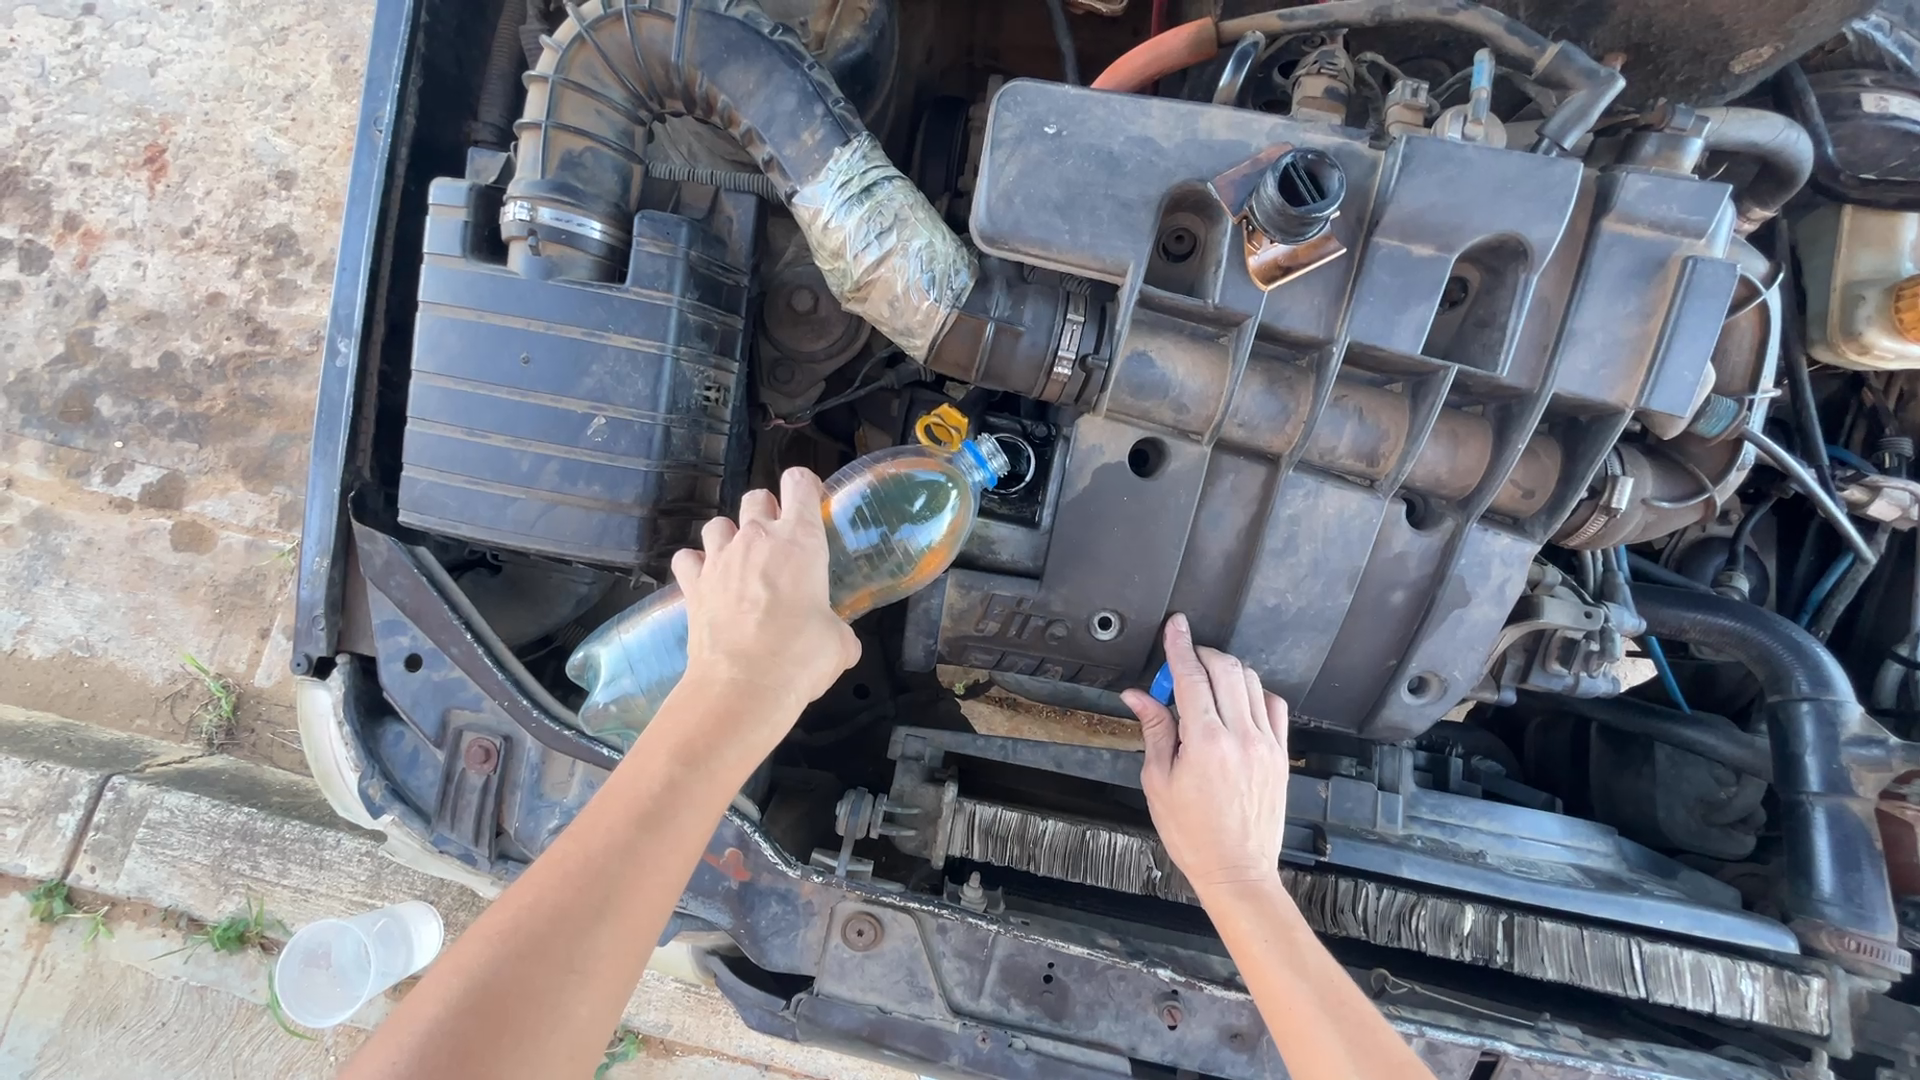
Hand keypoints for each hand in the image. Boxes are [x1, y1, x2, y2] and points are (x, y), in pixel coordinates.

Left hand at [672, 468, 861, 737]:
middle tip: (777, 541)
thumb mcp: (839, 643)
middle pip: (755, 496)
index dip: (804, 486)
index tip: (810, 502)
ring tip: (739, 561)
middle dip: (766, 510)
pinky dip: (696, 566)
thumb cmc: (802, 656)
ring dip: (729, 536)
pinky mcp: (692, 585)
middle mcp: (757, 538)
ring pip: (717, 523)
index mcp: (800, 540)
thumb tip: (839, 641)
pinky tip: (707, 583)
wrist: (743, 685)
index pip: (798, 483)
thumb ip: (838, 629)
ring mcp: (719, 559)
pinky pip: (687, 559)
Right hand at [1121, 614, 1290, 895]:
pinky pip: (1273, 705)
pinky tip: (1237, 701)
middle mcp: (1240, 737)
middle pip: (1225, 669)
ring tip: (1205, 683)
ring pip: (1251, 681)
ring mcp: (1265, 744)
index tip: (1175, 625)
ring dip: (1226, 670)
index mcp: (1205, 742)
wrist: (1237, 870)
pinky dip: (1253, 691)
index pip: (1191, 676)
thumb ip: (1154, 729)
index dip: (1179, 645)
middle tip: (1183, 659)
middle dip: (1202, 653)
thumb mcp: (1158, 780)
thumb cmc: (1193, 833)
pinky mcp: (1280, 755)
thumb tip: (1138, 696)